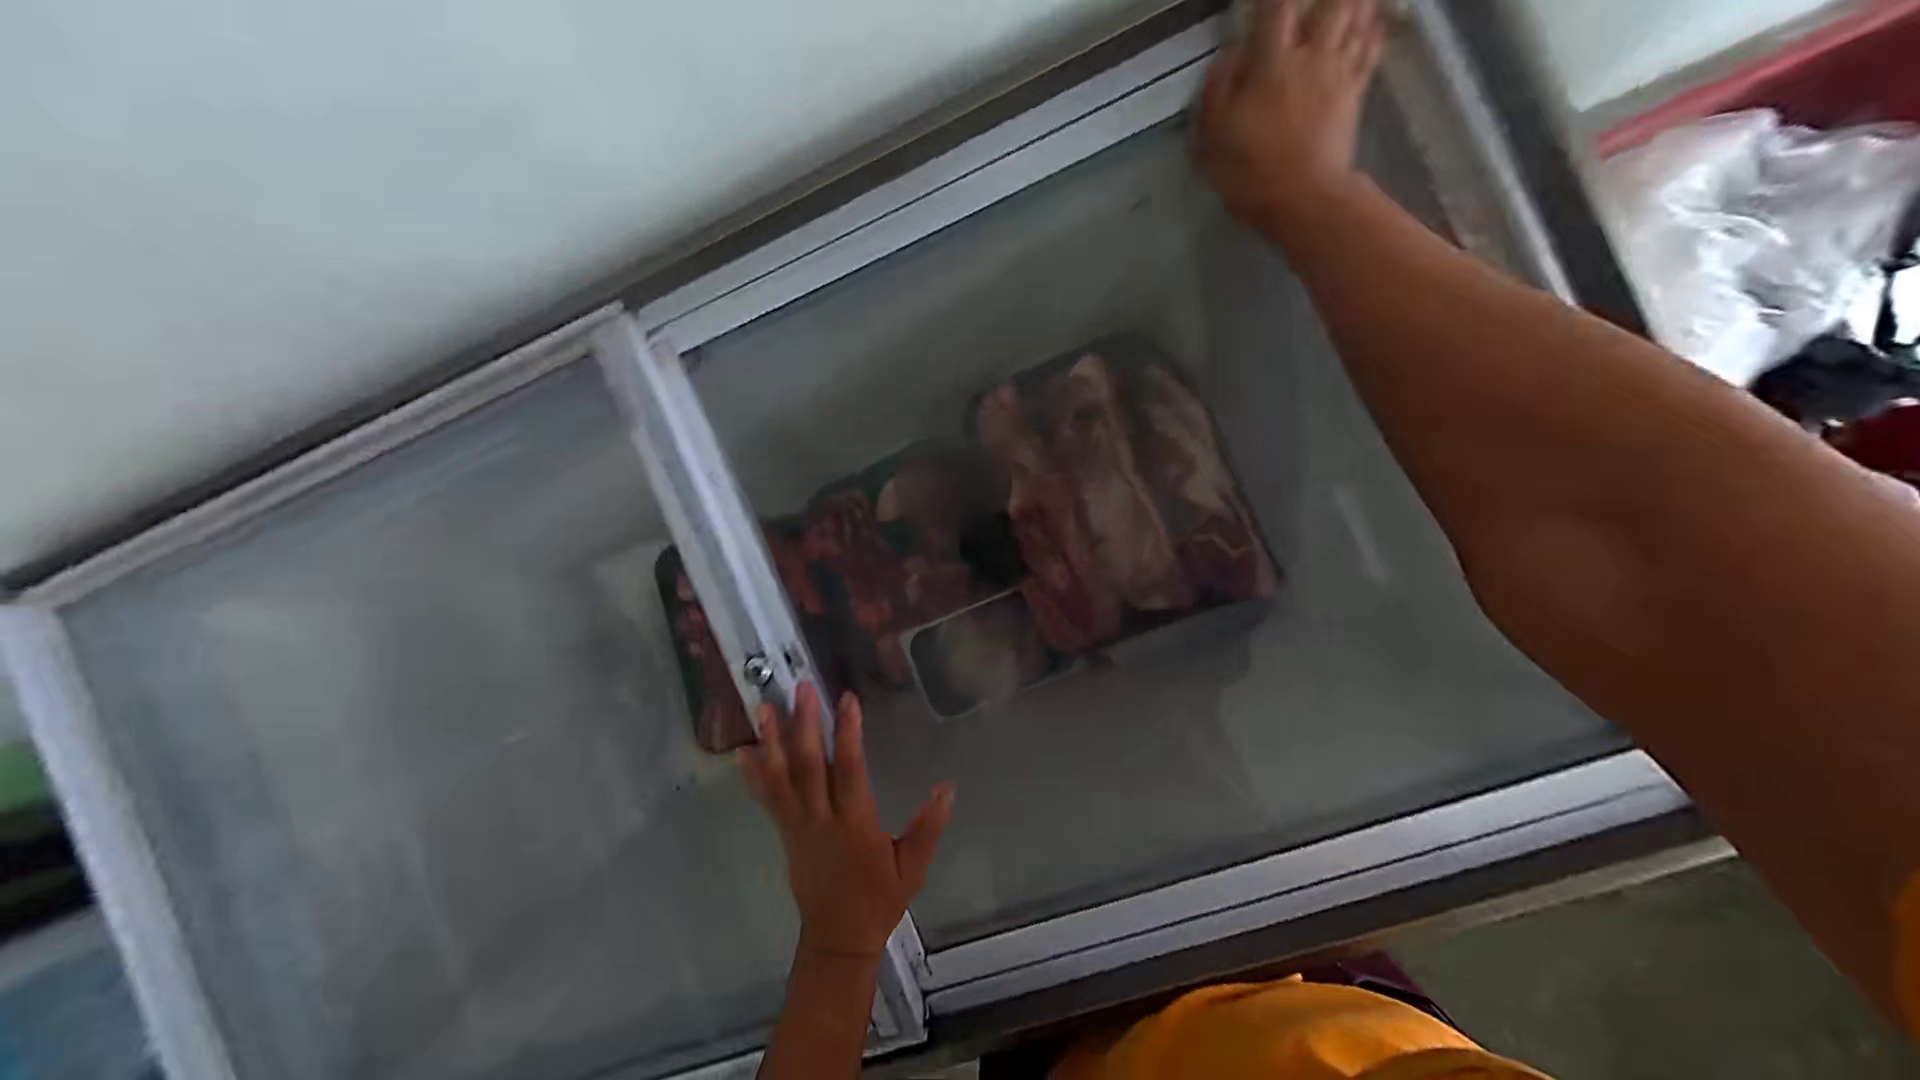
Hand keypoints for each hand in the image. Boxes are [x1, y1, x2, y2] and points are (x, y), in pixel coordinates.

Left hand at [739, 684, 955, 960]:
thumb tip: (948, 787)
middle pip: (810, 767)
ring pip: (782, 779)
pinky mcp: (785, 834)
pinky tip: (744, 751)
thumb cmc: (880, 898)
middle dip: (805, 725)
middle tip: (801, 689)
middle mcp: (822, 820)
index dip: (849, 734)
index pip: (850, 771)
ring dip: (773, 742)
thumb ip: (929, 826)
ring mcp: (798, 826)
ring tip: (765, 708)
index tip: (847, 700)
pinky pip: (768, 800)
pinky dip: (755, 774)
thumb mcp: (914, 866)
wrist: (839, 938)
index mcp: (856, 824)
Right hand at [1198, 0, 1385, 238]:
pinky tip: (1371, 22)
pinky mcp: (1355, 92)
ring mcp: (1337, 72)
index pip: (1275, 8)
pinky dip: (1373, 28)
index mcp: (1269, 65)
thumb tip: (1227, 56)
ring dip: (1355, 1)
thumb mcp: (1212, 138)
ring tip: (1348, 0)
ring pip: (1357, 15)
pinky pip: (1372, 47)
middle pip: (1331, 2)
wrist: (1301, 199)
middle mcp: (1308, 57)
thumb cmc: (1248, 172)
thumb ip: (1216, 92)